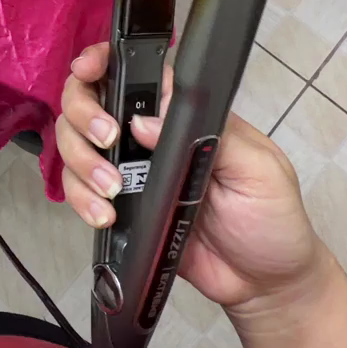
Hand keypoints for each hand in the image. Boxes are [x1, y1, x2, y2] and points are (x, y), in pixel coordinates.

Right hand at [53, 43, 325, 312]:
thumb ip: (212, 136)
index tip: (86, 71)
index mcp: (179, 114)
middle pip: (88, 101)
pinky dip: (80, 199)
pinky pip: (78, 189)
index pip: (133, 72)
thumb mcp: (260, 169)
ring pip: (74, 142)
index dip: (100, 63)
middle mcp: (146, 134)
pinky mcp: (115, 204)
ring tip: (111, 191)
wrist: (262, 285)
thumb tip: (145, 122)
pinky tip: (103, 215)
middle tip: (106, 140)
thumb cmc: (272, 219)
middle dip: (83, 114)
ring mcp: (127, 169)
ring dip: (82, 161)